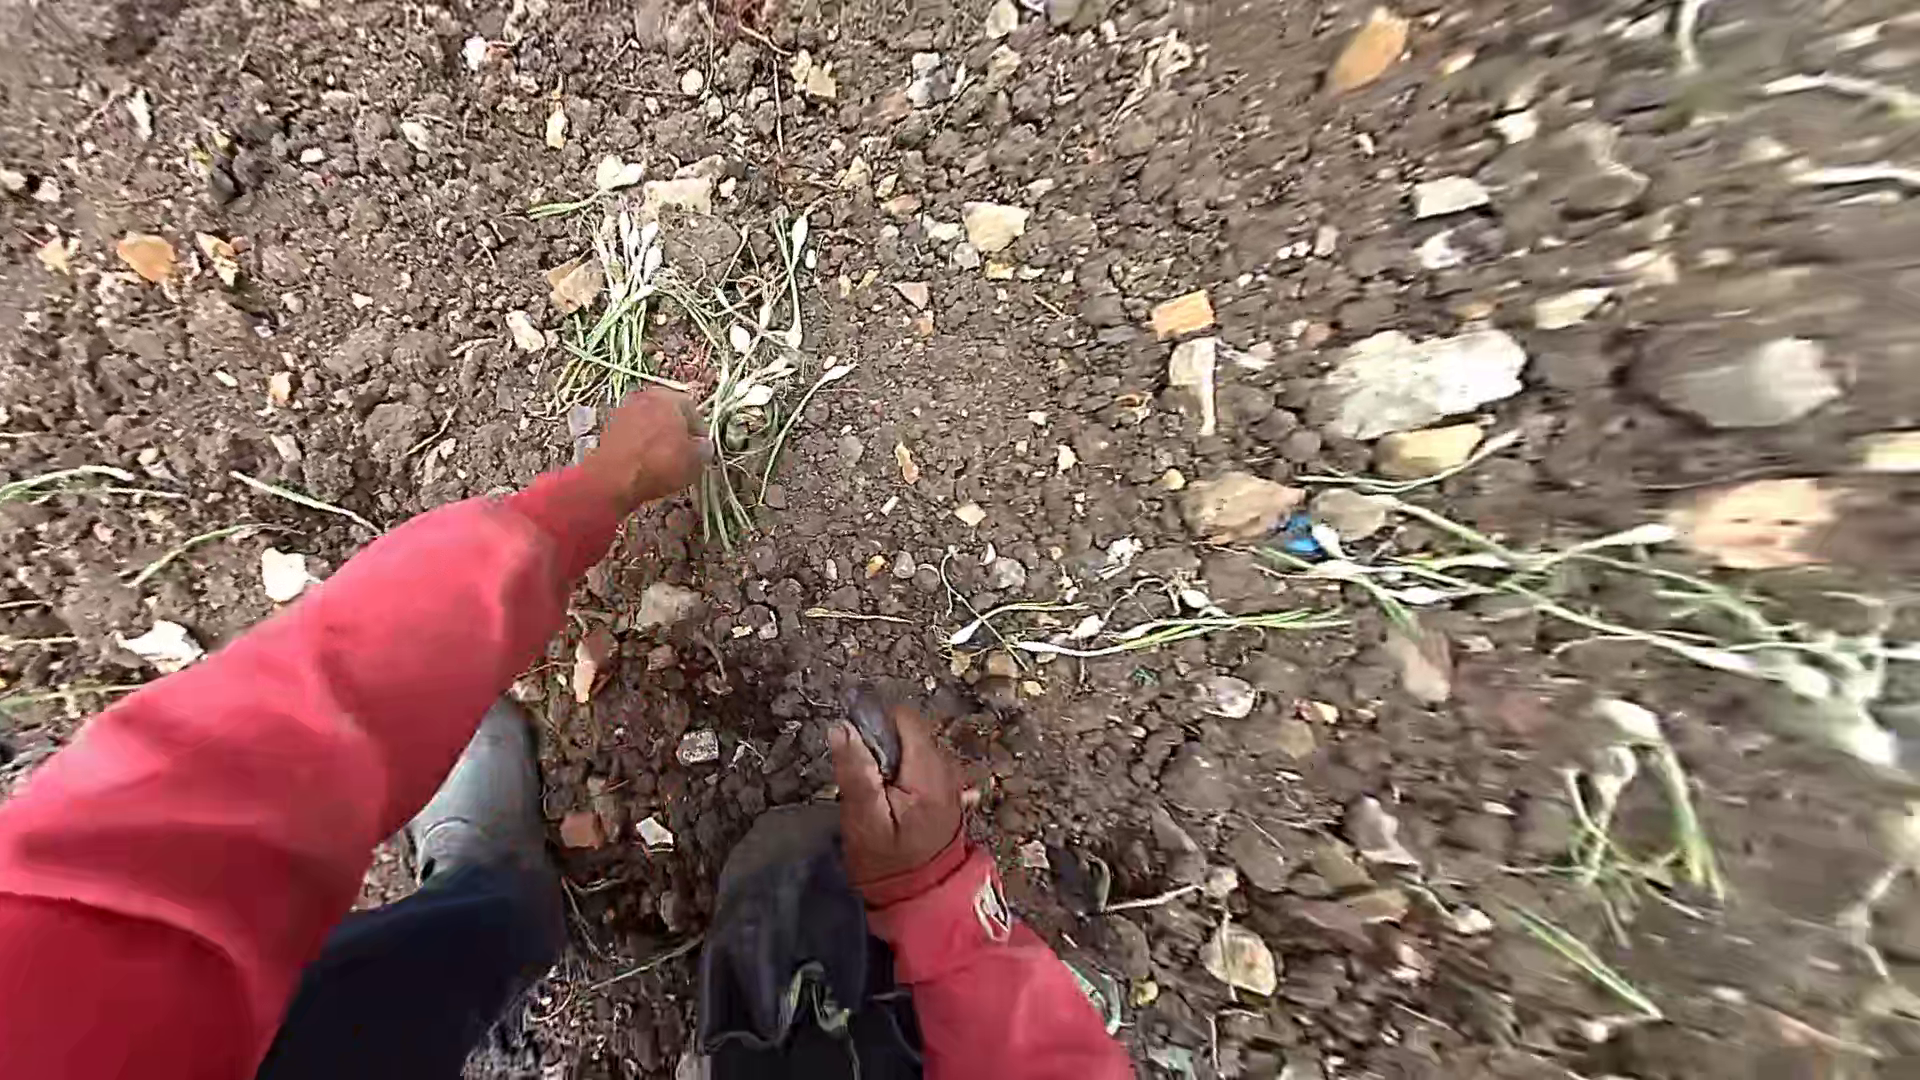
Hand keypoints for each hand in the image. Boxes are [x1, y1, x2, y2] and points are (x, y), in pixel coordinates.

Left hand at [580, 388, 706, 511]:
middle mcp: (644, 397)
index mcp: (668, 398)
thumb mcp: (696, 460)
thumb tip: (703, 445)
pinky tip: (647, 461)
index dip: (700, 429)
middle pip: (668, 412)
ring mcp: (623, 411)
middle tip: (685, 451)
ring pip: (650, 421)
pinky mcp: (608, 428)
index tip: (702, 447)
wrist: (613, 480)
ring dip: (659, 436)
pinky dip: (642, 443)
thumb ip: (704, 448)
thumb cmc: (661, 464)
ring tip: (666, 458)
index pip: (692, 408)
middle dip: (678, 429)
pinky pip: (634, 433)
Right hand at [829, 705, 963, 894]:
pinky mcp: (947, 789)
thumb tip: (843, 727)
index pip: (903, 718)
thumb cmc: (888, 863)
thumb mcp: (864, 820)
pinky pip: (921, 764)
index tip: (860, 753)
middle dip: (883, 746)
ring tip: (880, 795)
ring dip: (892, 761)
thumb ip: (856, 771)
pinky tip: (895, 801)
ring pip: (913, 746)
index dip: (876, 726)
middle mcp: (946, 765)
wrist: (923, 899)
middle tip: (868, 783)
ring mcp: (950, 777)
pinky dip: (904, 774)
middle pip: (909, 730)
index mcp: (929, 768)